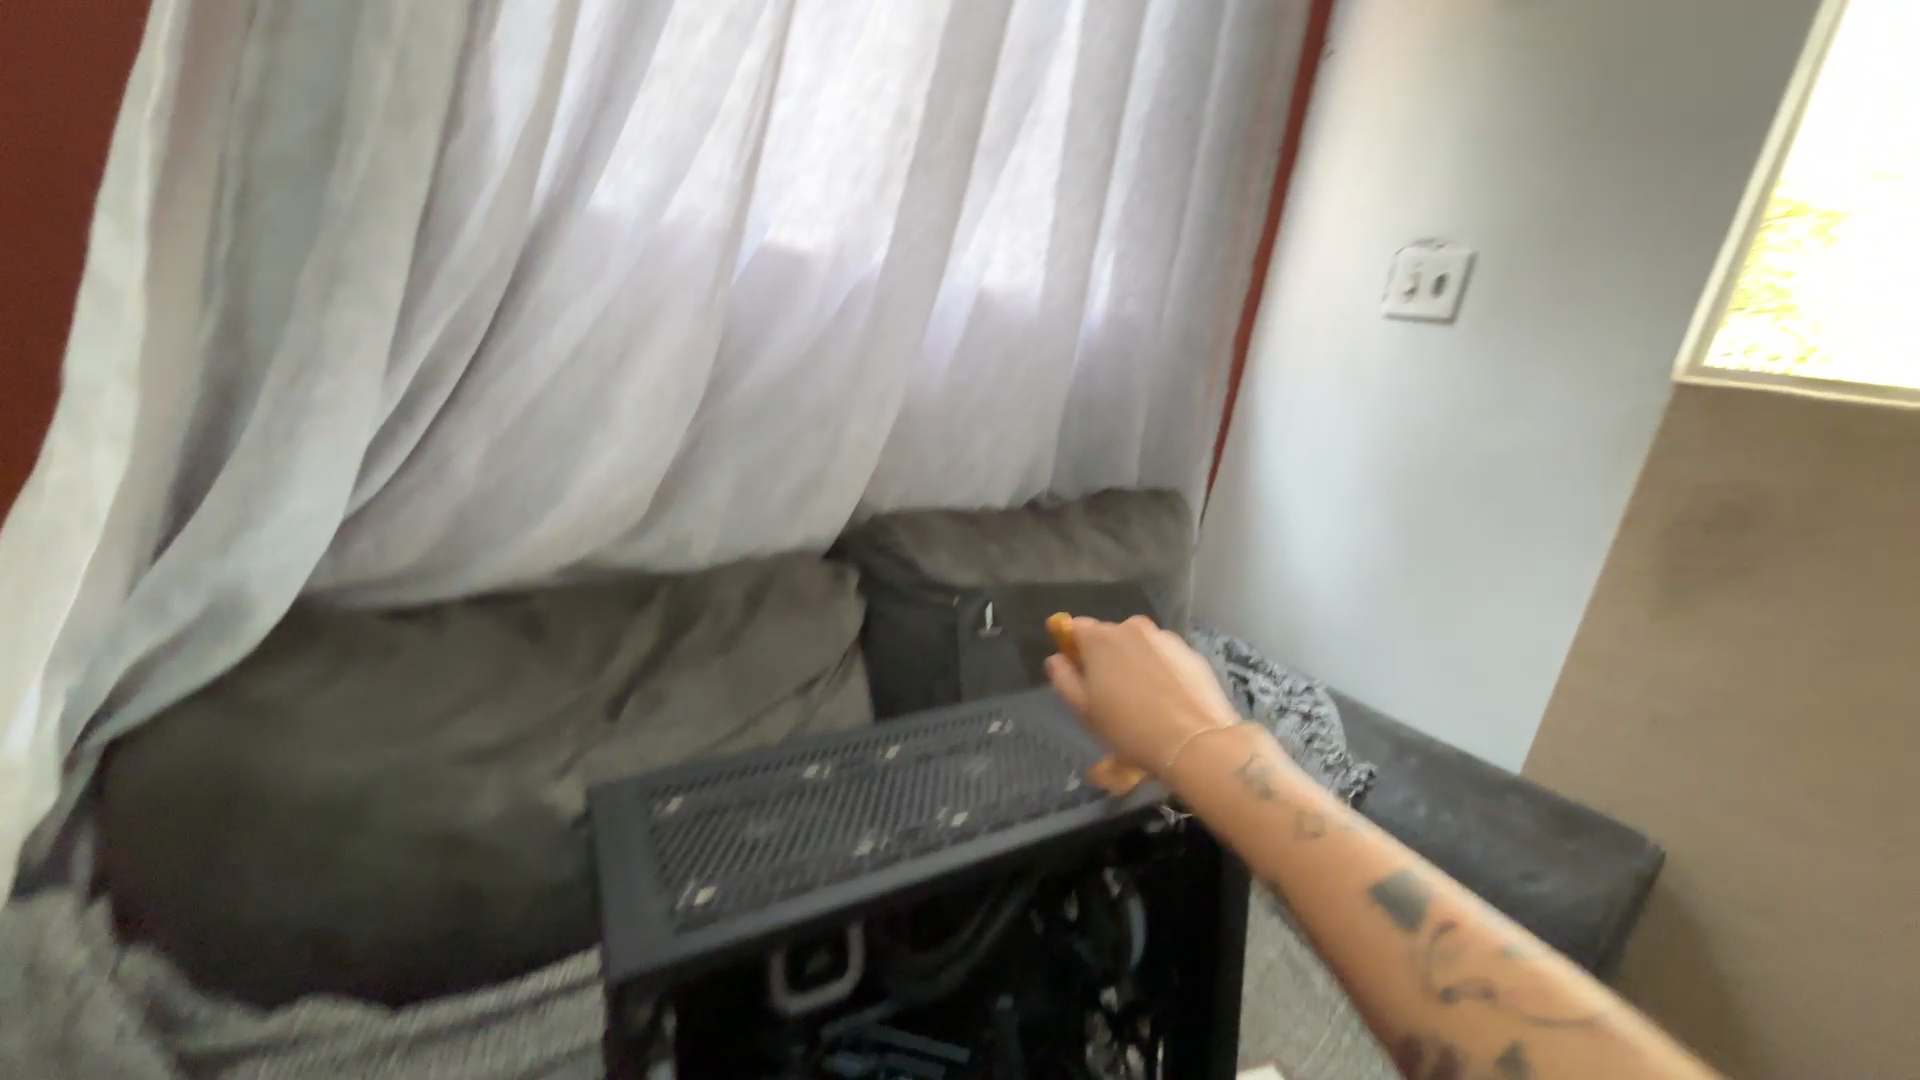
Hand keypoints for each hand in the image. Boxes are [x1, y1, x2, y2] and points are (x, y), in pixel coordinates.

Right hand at [1043, 616, 1241, 774]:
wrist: (1195, 742)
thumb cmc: (1129, 728)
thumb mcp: (1084, 710)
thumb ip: (1064, 679)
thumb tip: (1057, 659)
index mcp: (1100, 638)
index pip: (1074, 627)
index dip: (1073, 648)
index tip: (1078, 674)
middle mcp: (1132, 628)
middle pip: (1109, 635)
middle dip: (1105, 657)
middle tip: (1110, 693)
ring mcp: (1165, 638)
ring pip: (1139, 645)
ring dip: (1134, 662)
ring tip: (1142, 699)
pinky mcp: (1190, 652)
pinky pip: (1164, 656)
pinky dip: (1160, 669)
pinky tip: (1166, 699)